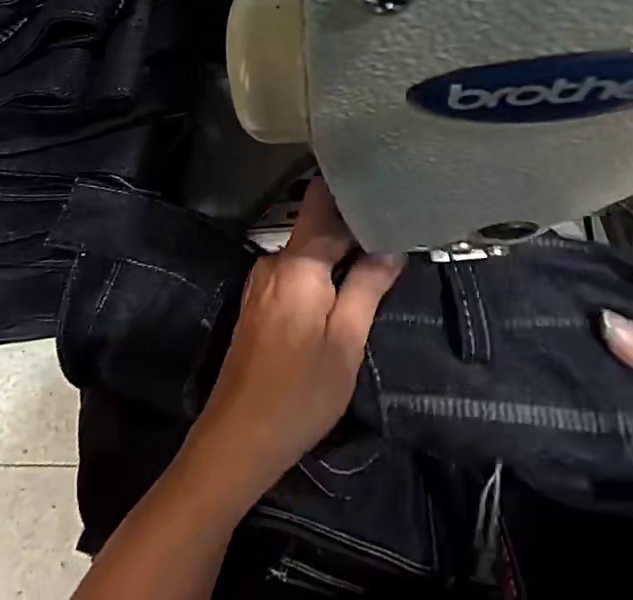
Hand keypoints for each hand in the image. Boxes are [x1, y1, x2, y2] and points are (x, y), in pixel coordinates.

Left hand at [179, 178, 404, 504]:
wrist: (236, 442)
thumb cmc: (299, 393)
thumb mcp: (346, 341)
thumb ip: (368, 285)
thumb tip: (391, 245)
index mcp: (297, 262)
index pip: (322, 200)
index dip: (354, 191)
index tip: (388, 189)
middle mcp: (274, 262)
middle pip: (317, 225)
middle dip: (355, 227)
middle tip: (396, 230)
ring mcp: (261, 283)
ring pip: (308, 251)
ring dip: (340, 254)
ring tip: (378, 259)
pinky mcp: (259, 304)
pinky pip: (298, 273)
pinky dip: (323, 275)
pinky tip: (346, 290)